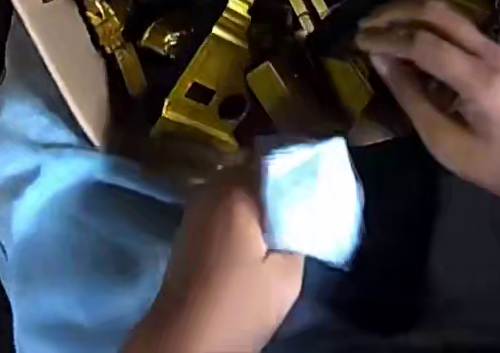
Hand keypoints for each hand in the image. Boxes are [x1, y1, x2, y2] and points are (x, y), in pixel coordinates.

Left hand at [126, 172, 303, 352]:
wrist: (185, 334)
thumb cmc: (238, 305)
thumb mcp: (284, 278)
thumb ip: (297, 236)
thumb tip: (300, 213)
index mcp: (238, 191)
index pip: (273, 164)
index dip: (296, 171)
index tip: (314, 181)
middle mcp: (214, 186)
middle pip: (252, 170)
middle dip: (275, 182)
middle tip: (299, 200)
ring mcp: (197, 201)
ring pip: (235, 184)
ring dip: (255, 195)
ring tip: (279, 215)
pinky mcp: (189, 219)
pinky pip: (221, 199)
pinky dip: (238, 207)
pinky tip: (252, 230)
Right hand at [356, 0, 499, 219]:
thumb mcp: (446, 144)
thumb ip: (410, 97)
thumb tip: (379, 58)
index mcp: (479, 80)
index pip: (423, 43)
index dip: (386, 38)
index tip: (358, 41)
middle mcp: (489, 52)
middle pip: (434, 11)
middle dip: (393, 12)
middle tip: (364, 24)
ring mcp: (494, 47)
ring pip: (443, 9)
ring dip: (407, 11)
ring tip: (377, 23)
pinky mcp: (493, 49)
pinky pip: (451, 22)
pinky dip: (422, 21)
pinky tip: (403, 35)